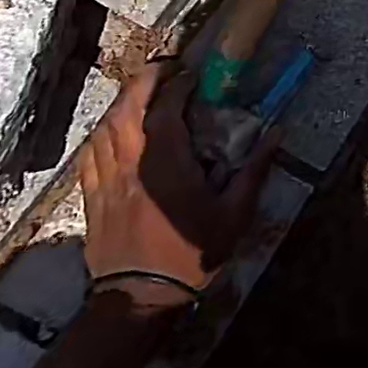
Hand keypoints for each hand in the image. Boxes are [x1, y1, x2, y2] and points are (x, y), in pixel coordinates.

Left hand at [76, 64, 279, 307]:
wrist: (139, 298)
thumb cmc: (191, 254)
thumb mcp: (234, 215)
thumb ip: (254, 170)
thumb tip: (277, 133)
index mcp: (167, 161)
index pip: (167, 106)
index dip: (178, 83)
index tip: (192, 75)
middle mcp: (132, 161)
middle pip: (129, 105)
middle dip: (145, 80)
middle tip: (164, 69)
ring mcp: (107, 177)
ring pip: (106, 124)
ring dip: (123, 101)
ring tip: (141, 93)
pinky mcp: (93, 194)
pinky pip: (90, 150)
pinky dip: (102, 130)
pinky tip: (111, 129)